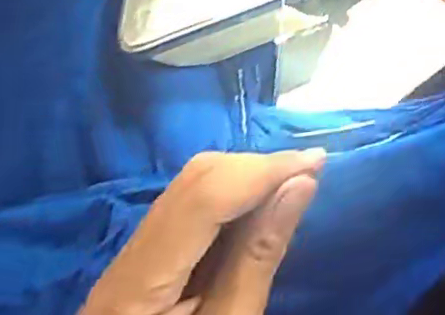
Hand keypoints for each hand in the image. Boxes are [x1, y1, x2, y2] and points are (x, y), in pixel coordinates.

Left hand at [81, 150, 322, 314]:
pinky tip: (258, 205)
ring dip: (247, 177)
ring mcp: (132, 255)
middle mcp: (127, 256)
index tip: (317, 161)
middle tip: (308, 172)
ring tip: (291, 184)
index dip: (263, 170)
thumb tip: (302, 183)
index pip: (204, 196)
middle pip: (197, 180)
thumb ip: (259, 257)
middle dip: (257, 169)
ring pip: (193, 184)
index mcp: (138, 285)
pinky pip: (190, 204)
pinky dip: (231, 195)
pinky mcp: (145, 257)